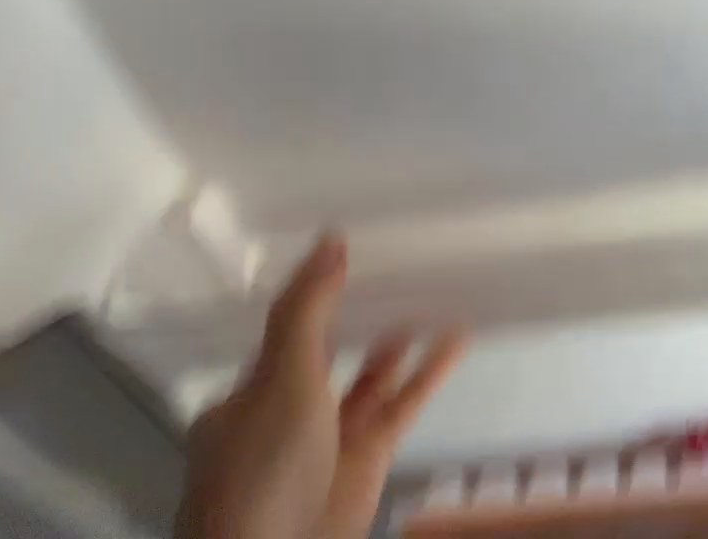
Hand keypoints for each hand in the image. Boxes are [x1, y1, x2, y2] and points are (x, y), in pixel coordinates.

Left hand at [177, 236, 469, 538]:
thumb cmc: (265, 465)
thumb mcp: (283, 380)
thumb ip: (308, 312)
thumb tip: (330, 241)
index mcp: (249, 395)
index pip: (284, 332)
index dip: (314, 292)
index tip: (346, 249)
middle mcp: (288, 411)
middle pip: (330, 351)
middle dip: (360, 314)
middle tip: (398, 268)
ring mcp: (333, 433)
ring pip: (372, 374)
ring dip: (401, 338)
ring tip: (433, 294)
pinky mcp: (372, 450)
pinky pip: (405, 398)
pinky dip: (432, 368)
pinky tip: (458, 337)